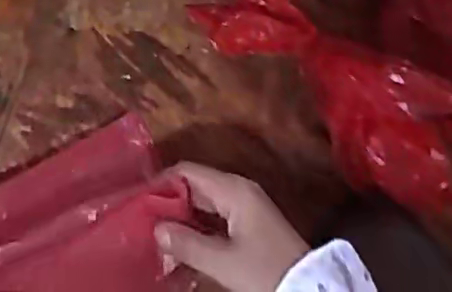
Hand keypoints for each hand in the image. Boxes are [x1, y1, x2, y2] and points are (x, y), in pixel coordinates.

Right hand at [155, 163, 309, 291]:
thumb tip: (156, 228)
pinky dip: (199, 227)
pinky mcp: (251, 224)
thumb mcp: (224, 263)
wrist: (311, 290)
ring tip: (159, 235)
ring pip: (205, 203)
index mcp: (232, 188)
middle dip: (170, 201)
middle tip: (144, 219)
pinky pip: (216, 217)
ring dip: (183, 217)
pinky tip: (184, 247)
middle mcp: (238, 189)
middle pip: (196, 185)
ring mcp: (246, 206)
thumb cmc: (266, 271)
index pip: (188, 171)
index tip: (139, 198)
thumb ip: (188, 244)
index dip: (162, 181)